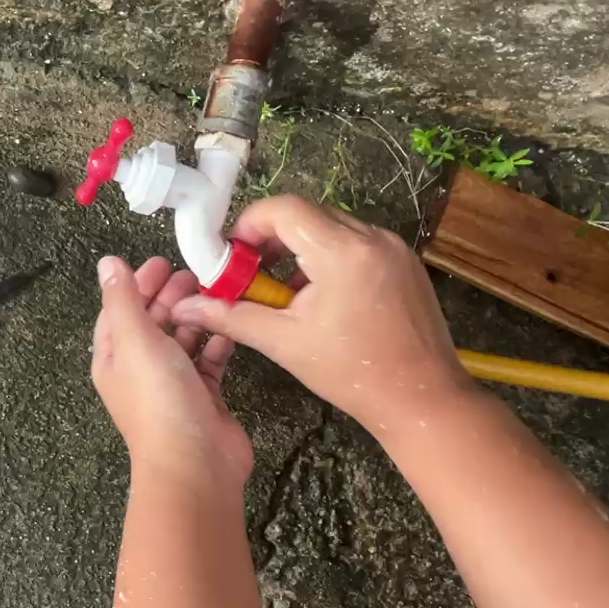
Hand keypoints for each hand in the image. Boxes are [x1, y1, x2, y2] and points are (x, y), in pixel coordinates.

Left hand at [90, 255, 252, 487]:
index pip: (119, 311)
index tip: (161, 261)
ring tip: (216, 291)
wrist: (195, 463)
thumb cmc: (159, 399)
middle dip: (170, 295)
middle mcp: (139, 370)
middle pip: (152, 322)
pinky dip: (217, 342)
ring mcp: (172, 384)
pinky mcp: (203, 396)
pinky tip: (229, 325)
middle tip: (195, 272)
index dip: (136, 284)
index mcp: (114, 358)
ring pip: (182, 339)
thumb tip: (106, 263)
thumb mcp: (135, 340)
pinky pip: (209, 361)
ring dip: (195, 315)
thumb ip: (123, 299)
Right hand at [168, 195, 474, 437]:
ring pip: (329, 226)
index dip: (249, 225)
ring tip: (282, 291)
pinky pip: (353, 241)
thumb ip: (232, 316)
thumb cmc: (353, 374)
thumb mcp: (284, 342)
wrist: (422, 399)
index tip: (233, 257)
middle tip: (249, 274)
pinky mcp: (402, 260)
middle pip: (305, 213)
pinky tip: (315, 296)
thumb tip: (186, 306)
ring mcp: (392, 247)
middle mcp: (372, 238)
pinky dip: (324, 257)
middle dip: (270, 238)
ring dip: (296, 248)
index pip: (284, 208)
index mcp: (343, 253)